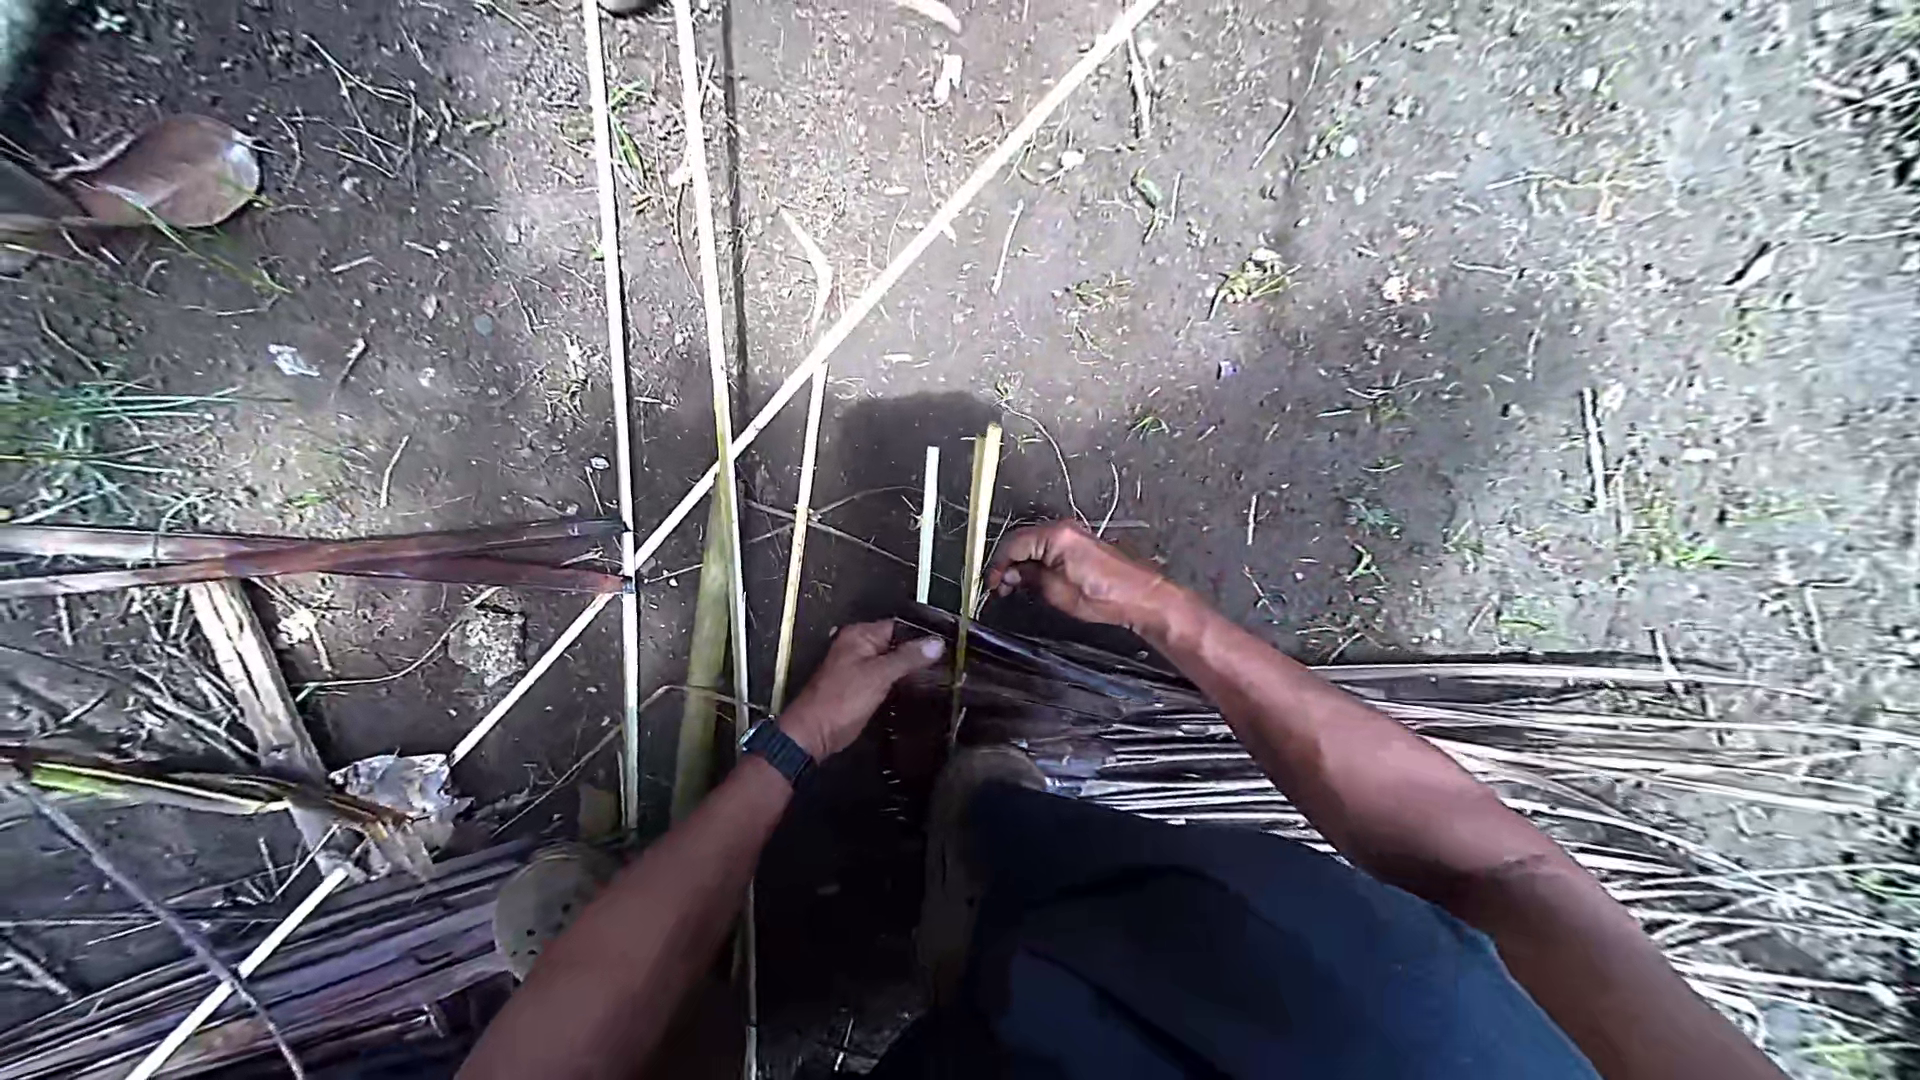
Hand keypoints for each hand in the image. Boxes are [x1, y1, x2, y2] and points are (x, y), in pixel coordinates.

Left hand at [778, 619, 945, 759]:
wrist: (814, 734)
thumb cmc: (840, 700)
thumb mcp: (879, 675)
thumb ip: (908, 657)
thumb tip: (935, 643)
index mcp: (859, 635)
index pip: (898, 626)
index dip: (921, 634)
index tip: (945, 644)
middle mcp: (858, 646)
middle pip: (897, 643)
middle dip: (918, 652)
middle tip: (946, 661)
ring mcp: (860, 667)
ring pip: (893, 661)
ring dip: (910, 667)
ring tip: (939, 673)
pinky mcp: (862, 686)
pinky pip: (887, 676)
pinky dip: (901, 680)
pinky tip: (919, 686)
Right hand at [986, 520, 1184, 633]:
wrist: (1140, 596)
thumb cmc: (1105, 596)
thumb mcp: (1057, 593)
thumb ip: (1030, 579)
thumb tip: (1013, 575)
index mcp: (1055, 536)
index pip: (1012, 545)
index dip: (998, 566)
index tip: (992, 584)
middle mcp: (1062, 529)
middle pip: (1021, 541)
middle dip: (1007, 564)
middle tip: (1001, 587)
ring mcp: (1072, 534)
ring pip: (1033, 544)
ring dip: (1021, 563)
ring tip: (1015, 586)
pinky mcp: (1079, 542)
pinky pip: (1047, 546)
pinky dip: (1035, 560)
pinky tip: (1033, 578)